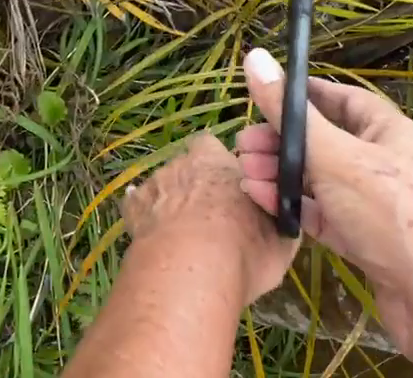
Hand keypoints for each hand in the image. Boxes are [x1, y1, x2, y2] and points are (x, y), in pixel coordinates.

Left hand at [123, 131, 297, 304]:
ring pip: (163, 186)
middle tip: (209, 216)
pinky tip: (156, 236)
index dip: (216, 162)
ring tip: (184, 235)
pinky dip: (146, 216)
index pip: (210, 146)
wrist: (192, 267)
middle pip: (186, 167)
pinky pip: (138, 205)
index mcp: (215, 162)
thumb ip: (273, 215)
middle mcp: (180, 164)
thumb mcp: (280, 237)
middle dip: (194, 184)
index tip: (226, 184)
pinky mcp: (133, 207)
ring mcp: (153, 183)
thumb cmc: (244, 248)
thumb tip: (275, 211)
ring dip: (171, 202)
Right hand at [233, 49, 412, 359]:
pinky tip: (262, 202)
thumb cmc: (396, 216)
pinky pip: (324, 215)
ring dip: (281, 174)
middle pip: (326, 142)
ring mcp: (379, 208)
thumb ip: (289, 110)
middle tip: (244, 145)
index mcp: (392, 135)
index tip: (263, 93)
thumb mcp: (333, 154)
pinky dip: (293, 207)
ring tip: (245, 174)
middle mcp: (388, 167)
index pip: (344, 100)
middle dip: (282, 141)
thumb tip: (255, 55)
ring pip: (321, 180)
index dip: (304, 94)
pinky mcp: (370, 244)